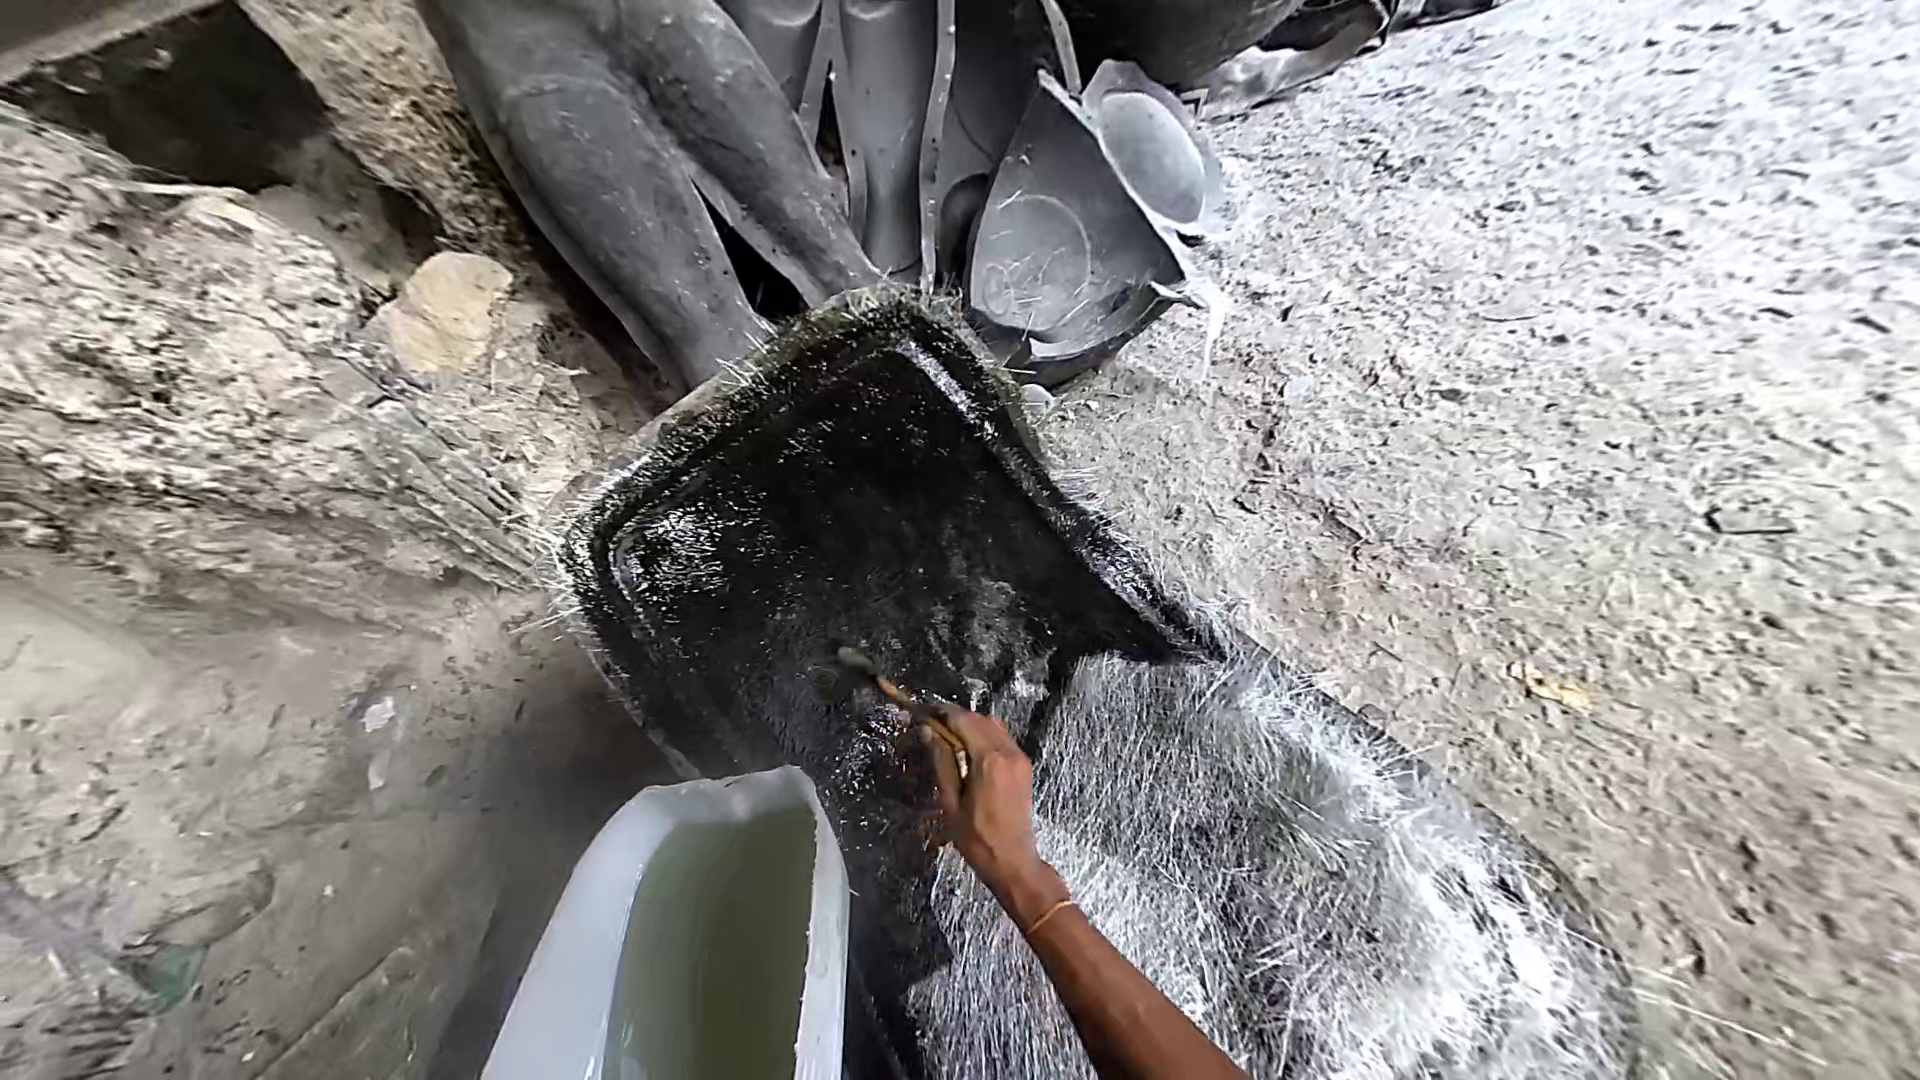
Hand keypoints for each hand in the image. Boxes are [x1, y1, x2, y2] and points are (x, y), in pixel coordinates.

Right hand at [922, 711, 1068, 925]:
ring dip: (971, 724)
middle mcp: (1008, 751)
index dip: (943, 713)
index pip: (964, 721)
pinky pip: (1002, 737)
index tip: (925, 713)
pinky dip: (984, 734)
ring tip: (948, 737)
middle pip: (979, 719)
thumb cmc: (977, 838)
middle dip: (956, 717)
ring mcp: (1019, 757)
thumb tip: (929, 732)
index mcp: (989, 760)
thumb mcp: (951, 802)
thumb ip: (942, 762)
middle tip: (933, 725)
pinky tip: (969, 749)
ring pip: (993, 725)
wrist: (1013, 861)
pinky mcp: (1023, 764)